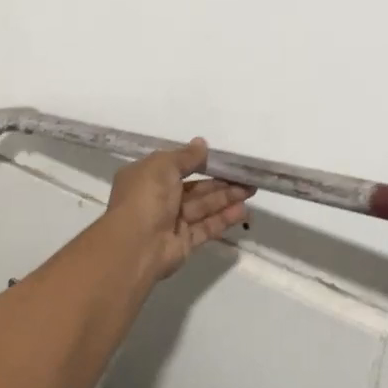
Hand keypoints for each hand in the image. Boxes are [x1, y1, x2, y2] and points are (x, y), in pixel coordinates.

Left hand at [103, 138, 253, 281]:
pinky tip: (243, 211)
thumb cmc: (146, 197)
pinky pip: (206, 227)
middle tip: (246, 176)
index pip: (175, 167)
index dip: (198, 162)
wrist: (136, 244)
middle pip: (194, 188)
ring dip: (226, 198)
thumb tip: (201, 143)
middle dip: (220, 182)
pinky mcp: (183, 242)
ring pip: (202, 207)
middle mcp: (157, 199)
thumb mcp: (163, 165)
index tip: (221, 159)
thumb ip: (185, 156)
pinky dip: (224, 219)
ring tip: (251, 190)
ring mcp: (170, 222)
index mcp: (146, 178)